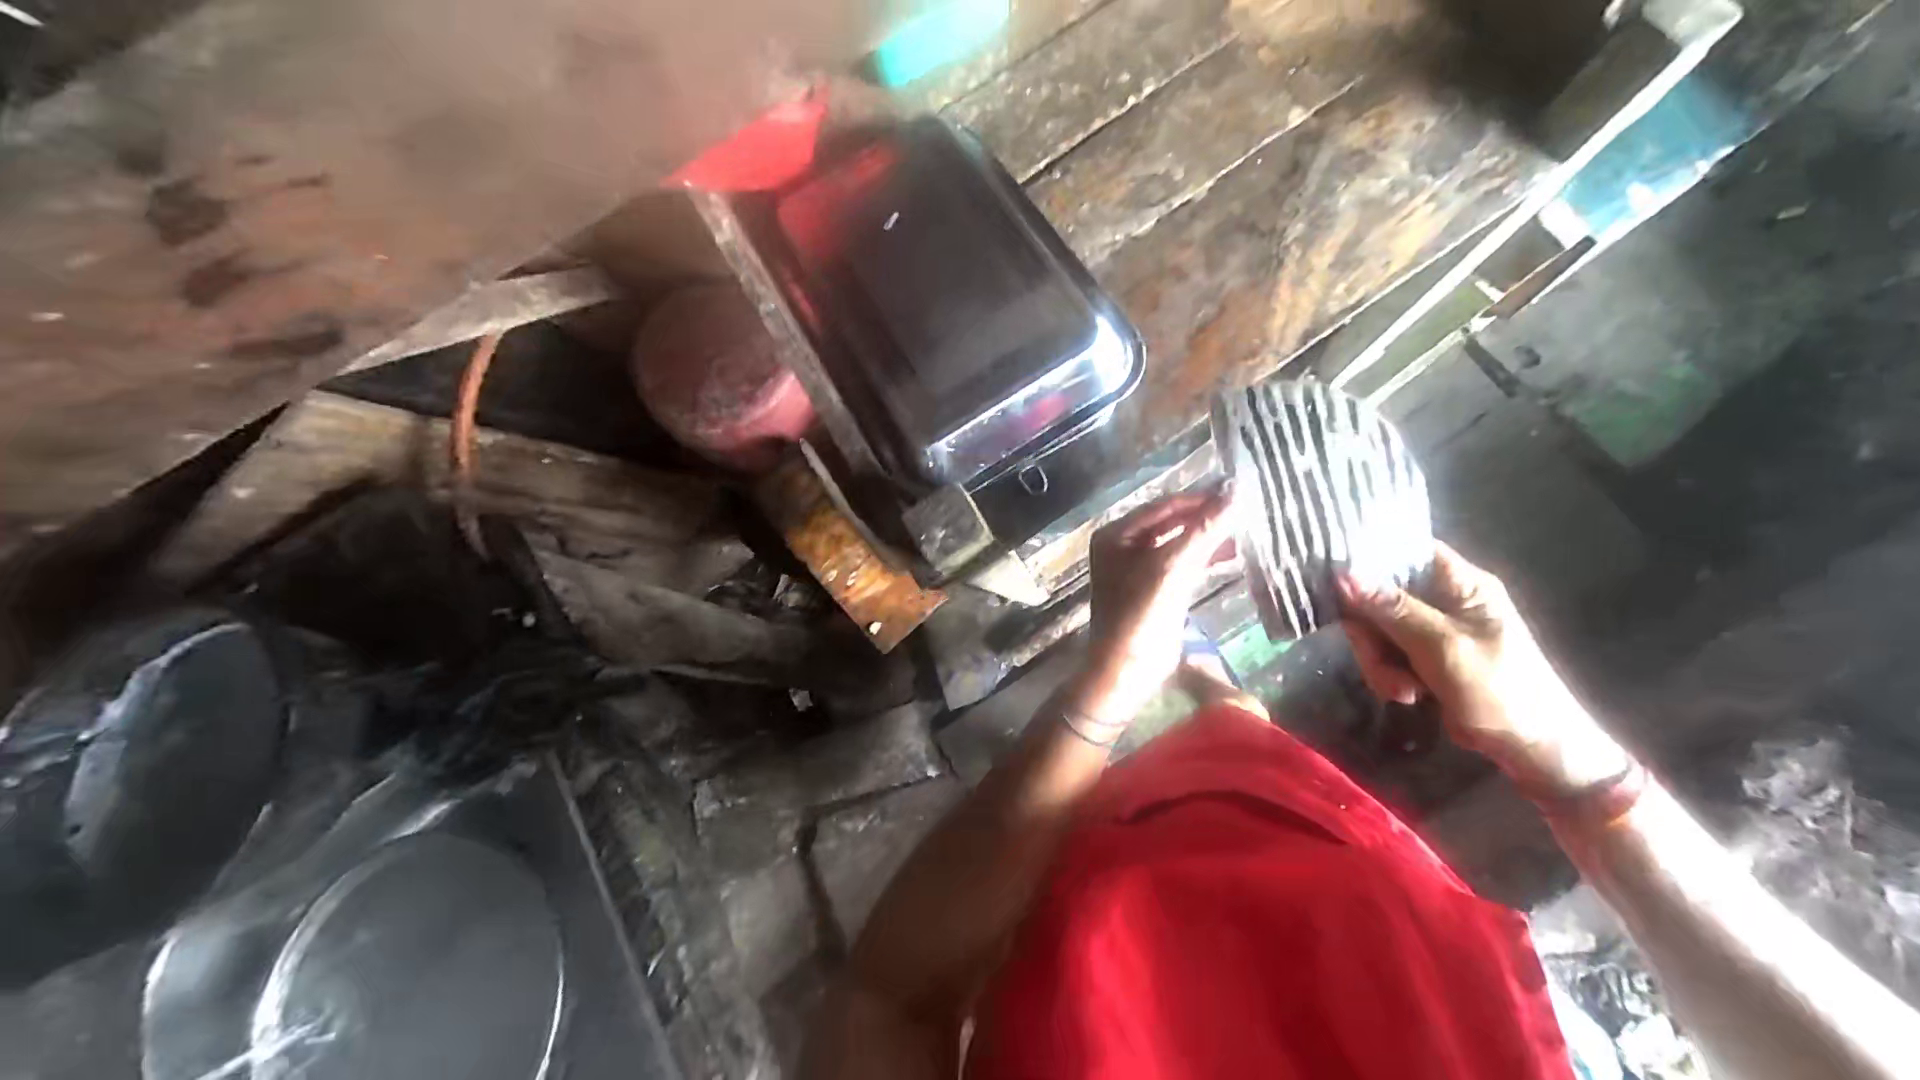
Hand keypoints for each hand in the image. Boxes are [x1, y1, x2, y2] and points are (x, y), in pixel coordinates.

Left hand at [1076, 488, 1235, 725]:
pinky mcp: (1154, 590)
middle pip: (1171, 522)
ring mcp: (1137, 569)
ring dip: (1208, 538)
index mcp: (1116, 534)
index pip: (1164, 505)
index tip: (1239, 492)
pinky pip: (1181, 564)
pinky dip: (1204, 559)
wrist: (1127, 668)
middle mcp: (1123, 546)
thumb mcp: (1173, 566)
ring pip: (1179, 543)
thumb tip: (1235, 488)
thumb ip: (1204, 529)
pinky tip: (1232, 556)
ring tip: (1246, 531)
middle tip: (1247, 510)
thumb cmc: (1142, 613)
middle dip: (1206, 518)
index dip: (1200, 499)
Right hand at [1338, 544, 1630, 795]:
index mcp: (1463, 584)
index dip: (1369, 558)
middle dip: (1372, 633)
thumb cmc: (1501, 690)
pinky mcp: (1424, 655)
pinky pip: (1385, 653)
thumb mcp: (1441, 646)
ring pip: (1376, 629)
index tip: (1337, 581)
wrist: (1533, 750)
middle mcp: (1445, 599)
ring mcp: (1433, 628)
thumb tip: (1342, 574)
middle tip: (1380, 661)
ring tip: (1402, 690)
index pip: (1406, 550)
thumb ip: (1392, 609)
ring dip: (1380, 662)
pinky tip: (1407, 695)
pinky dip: (1389, 675)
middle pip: (1380, 596)